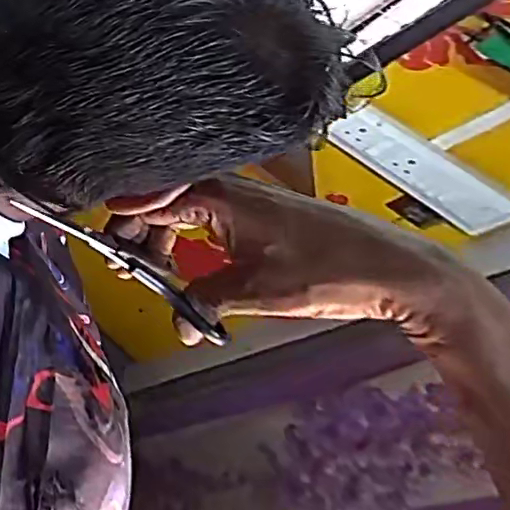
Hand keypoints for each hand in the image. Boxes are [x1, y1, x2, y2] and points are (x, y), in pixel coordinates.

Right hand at [106, 177, 482, 346]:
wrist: (401, 270)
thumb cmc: (332, 272)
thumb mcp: (260, 293)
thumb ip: (207, 302)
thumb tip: (179, 325)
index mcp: (213, 195)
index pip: (146, 202)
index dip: (121, 227)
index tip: (108, 251)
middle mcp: (219, 185)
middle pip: (155, 201)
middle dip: (135, 233)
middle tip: (126, 266)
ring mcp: (236, 193)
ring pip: (175, 206)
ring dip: (159, 236)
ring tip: (156, 270)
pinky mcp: (250, 206)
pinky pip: (198, 211)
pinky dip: (184, 235)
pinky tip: (187, 260)